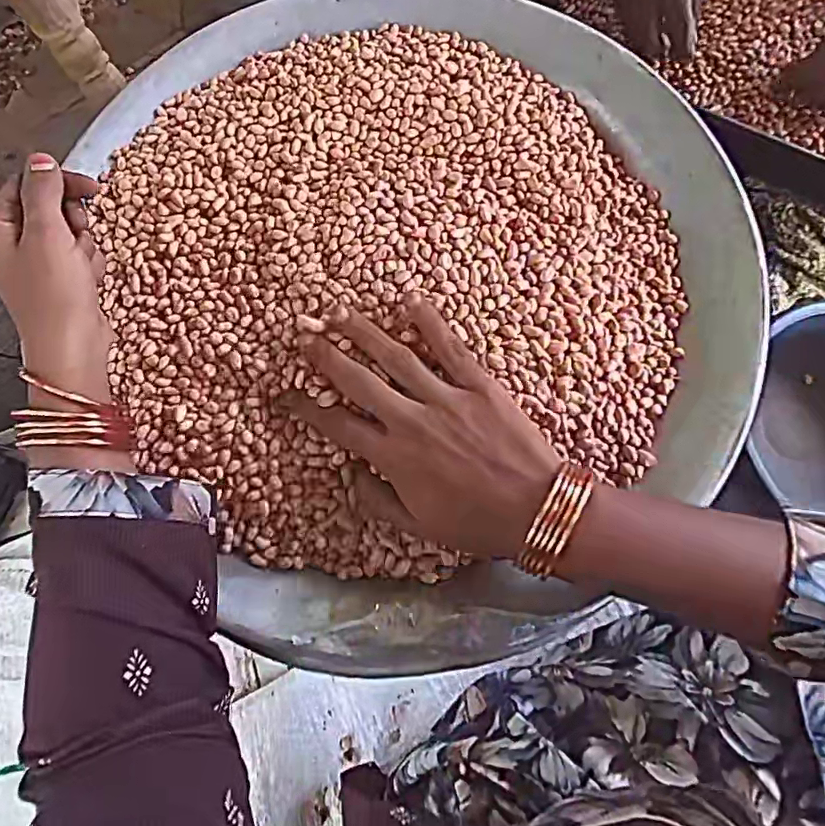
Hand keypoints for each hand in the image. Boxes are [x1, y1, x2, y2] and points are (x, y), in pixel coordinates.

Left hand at [0, 153, 111, 400]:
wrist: (72, 345)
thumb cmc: (54, 292)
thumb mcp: (47, 232)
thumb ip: (44, 191)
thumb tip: (41, 159)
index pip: (25, 183)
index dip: (59, 183)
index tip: (90, 189)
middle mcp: (10, 242)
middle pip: (50, 205)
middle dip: (74, 218)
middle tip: (78, 235)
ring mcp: (35, 261)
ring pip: (69, 229)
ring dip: (85, 242)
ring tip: (82, 265)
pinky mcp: (57, 277)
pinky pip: (78, 252)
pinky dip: (88, 260)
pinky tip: (87, 277)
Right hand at [276, 298, 561, 558]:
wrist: (540, 511)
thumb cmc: (478, 523)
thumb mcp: (420, 525)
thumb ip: (378, 499)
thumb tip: (350, 473)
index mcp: (395, 457)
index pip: (338, 425)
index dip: (306, 407)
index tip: (284, 393)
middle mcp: (412, 421)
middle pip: (358, 380)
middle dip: (326, 356)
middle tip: (303, 334)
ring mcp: (446, 399)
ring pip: (396, 357)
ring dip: (363, 332)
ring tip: (338, 311)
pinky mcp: (479, 385)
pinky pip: (449, 348)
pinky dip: (428, 322)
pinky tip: (408, 300)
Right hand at [618, 0, 708, 59]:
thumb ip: (693, 4)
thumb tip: (690, 33)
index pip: (679, 32)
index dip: (682, 49)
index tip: (686, 58)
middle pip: (651, 40)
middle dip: (661, 51)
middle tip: (670, 55)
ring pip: (635, 36)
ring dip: (646, 45)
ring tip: (658, 48)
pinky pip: (626, 24)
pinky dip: (636, 32)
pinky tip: (645, 33)